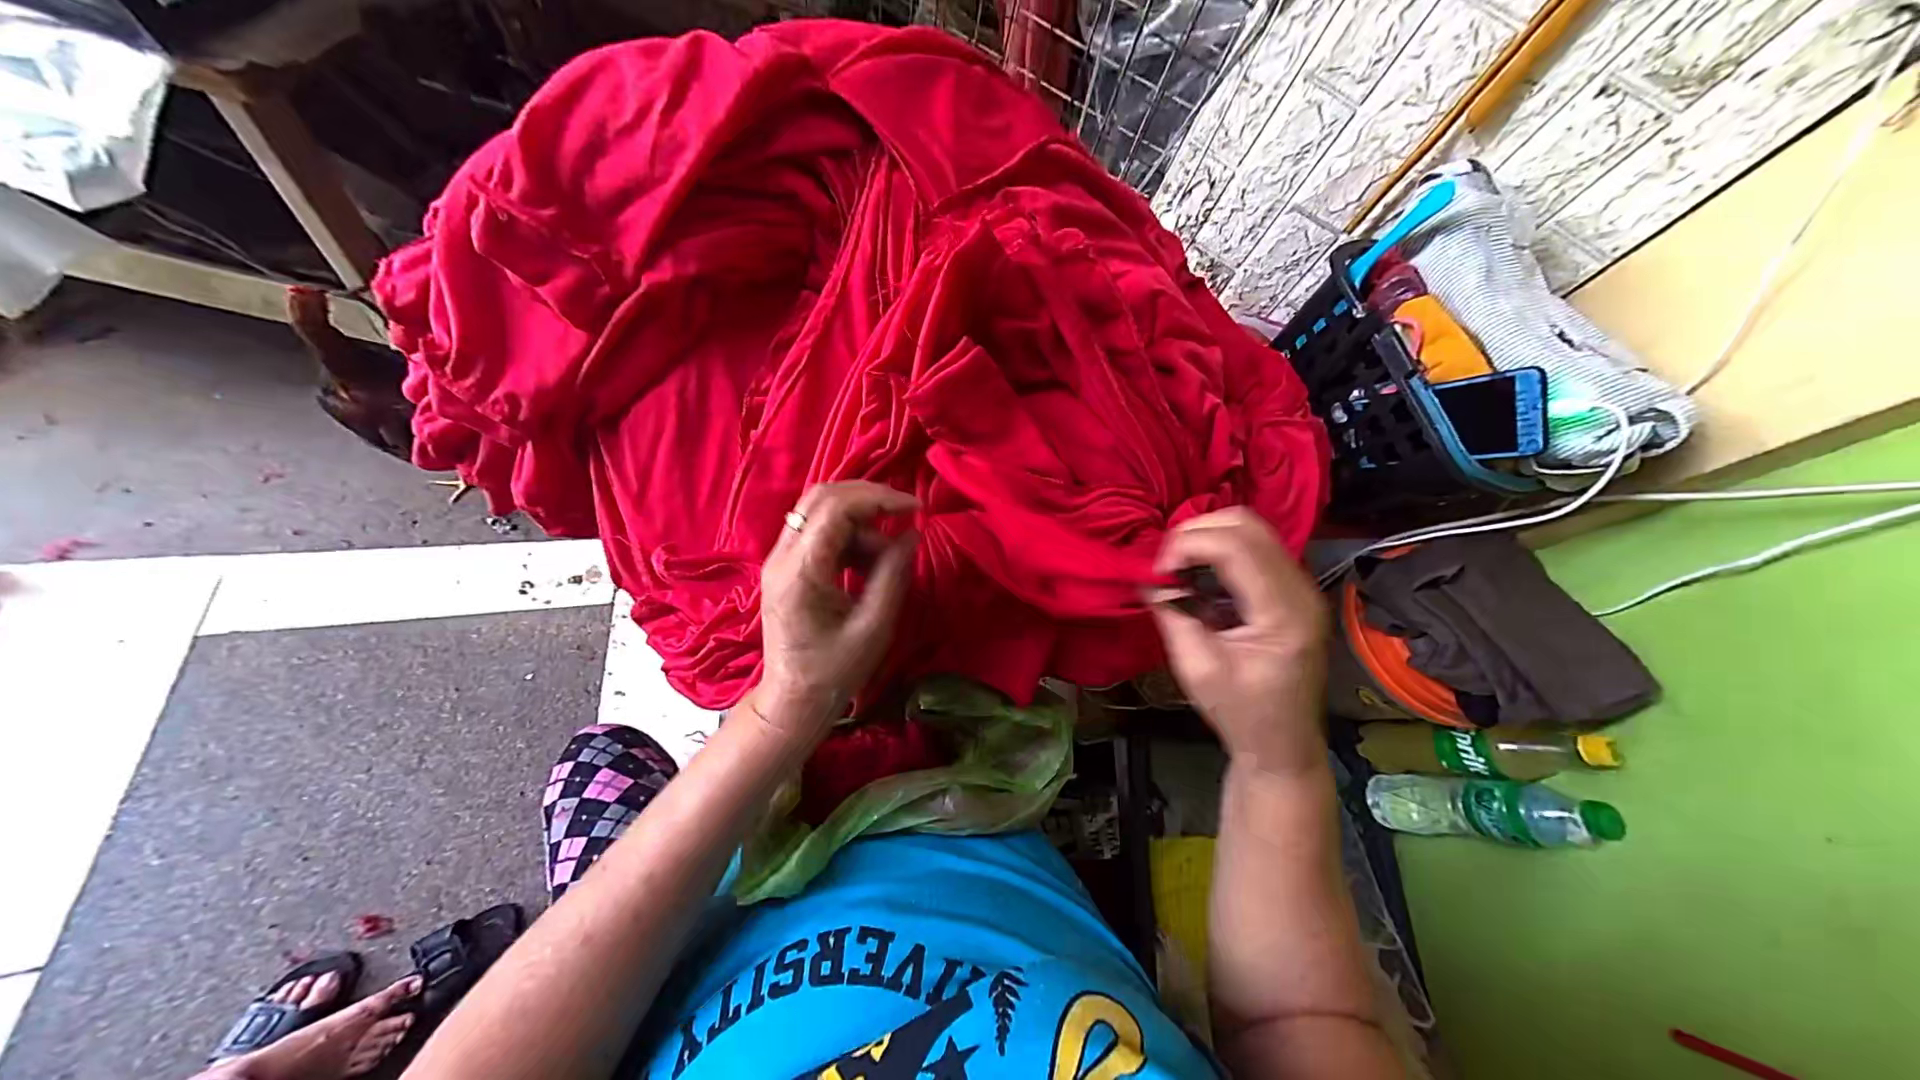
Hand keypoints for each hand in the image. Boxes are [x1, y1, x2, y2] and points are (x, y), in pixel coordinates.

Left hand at [751, 481, 919, 744]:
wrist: (793, 701)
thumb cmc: (834, 673)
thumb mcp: (874, 627)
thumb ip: (893, 574)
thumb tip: (913, 533)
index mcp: (800, 572)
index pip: (835, 508)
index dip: (879, 498)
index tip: (915, 508)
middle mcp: (782, 556)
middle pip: (823, 497)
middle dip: (869, 499)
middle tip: (905, 516)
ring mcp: (780, 559)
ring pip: (821, 511)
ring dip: (861, 521)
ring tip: (888, 558)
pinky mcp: (788, 566)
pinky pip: (820, 531)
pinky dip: (850, 536)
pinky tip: (870, 563)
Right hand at [1150, 508, 1329, 771]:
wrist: (1282, 744)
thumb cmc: (1241, 713)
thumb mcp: (1197, 668)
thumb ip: (1174, 615)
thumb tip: (1150, 578)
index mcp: (1283, 613)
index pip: (1235, 547)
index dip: (1188, 545)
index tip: (1158, 571)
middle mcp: (1301, 589)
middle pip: (1247, 524)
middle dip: (1196, 532)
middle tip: (1167, 562)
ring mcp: (1302, 587)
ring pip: (1253, 529)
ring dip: (1208, 536)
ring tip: (1179, 565)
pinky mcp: (1293, 590)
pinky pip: (1256, 547)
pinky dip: (1221, 548)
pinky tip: (1199, 572)